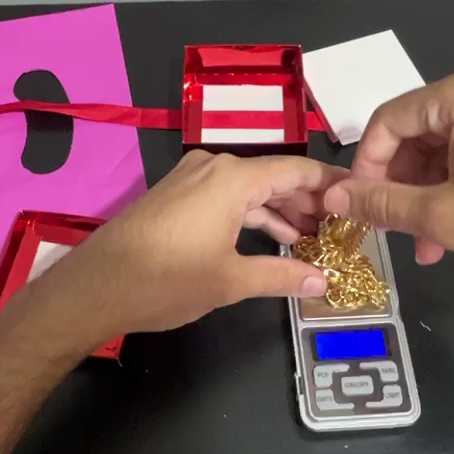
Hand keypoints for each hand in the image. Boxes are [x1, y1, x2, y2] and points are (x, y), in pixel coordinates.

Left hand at [0, 151, 344, 354]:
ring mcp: (191, 178)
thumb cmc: (167, 280)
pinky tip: (269, 238)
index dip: (330, 183)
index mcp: (234, 178)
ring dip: (279, 211)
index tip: (357, 198)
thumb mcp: (231, 280)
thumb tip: (323, 280)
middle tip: (339, 227)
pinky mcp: (175, 194)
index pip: (297, 170)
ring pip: (249, 188)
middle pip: (274, 176)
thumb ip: (281, 275)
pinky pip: (225, 196)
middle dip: (307, 201)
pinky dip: (250, 214)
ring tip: (310, 238)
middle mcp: (214, 167)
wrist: (96, 286)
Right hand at [321, 64, 453, 307]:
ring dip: (435, 194)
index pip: (389, 120)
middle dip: (405, 187)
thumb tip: (332, 198)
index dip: (366, 167)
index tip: (361, 207)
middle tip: (399, 234)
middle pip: (423, 132)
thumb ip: (380, 202)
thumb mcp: (442, 217)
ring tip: (434, 247)